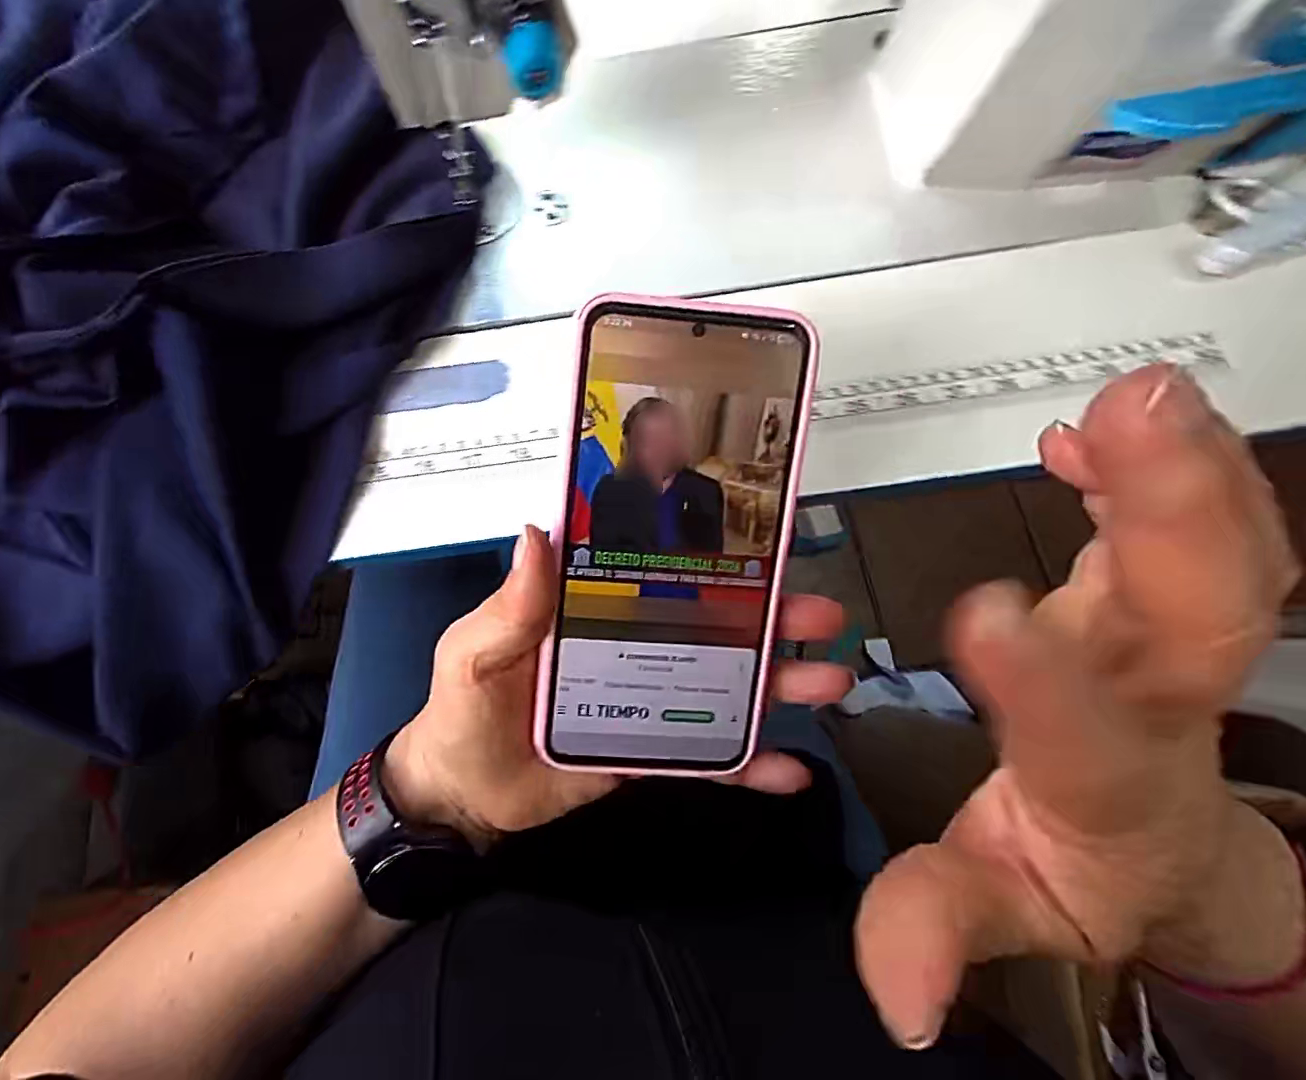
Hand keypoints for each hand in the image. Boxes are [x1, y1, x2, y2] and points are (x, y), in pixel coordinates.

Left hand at [383, 525, 854, 849]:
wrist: (466, 793)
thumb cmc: (461, 713)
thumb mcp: (472, 655)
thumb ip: (508, 607)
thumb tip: (536, 533)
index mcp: (575, 614)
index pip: (638, 570)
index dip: (690, 551)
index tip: (749, 535)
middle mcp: (614, 647)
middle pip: (697, 623)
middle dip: (760, 615)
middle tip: (815, 612)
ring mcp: (635, 699)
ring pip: (715, 684)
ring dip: (772, 680)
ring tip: (823, 678)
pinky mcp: (644, 751)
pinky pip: (704, 753)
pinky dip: (747, 761)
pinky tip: (787, 767)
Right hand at [855, 365, 1301, 1047]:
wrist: (1167, 857)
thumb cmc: (1075, 877)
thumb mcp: (1000, 909)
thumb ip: (938, 928)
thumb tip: (895, 1000)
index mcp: (1099, 783)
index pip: (1079, 731)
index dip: (1038, 678)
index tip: (984, 612)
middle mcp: (1153, 707)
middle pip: (1197, 612)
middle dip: (1168, 516)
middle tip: (1130, 421)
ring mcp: (1162, 654)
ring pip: (1205, 558)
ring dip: (1171, 471)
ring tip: (1134, 397)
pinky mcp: (1141, 621)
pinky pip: (1162, 541)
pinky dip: (1132, 480)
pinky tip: (1083, 437)